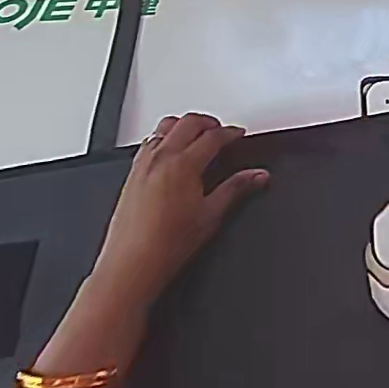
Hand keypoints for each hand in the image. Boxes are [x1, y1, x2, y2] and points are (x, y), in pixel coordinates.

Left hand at [92, 113, 267, 304]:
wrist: (131, 265)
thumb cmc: (165, 246)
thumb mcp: (211, 215)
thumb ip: (236, 188)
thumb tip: (257, 176)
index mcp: (183, 164)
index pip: (213, 136)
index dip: (230, 132)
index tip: (237, 135)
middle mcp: (161, 158)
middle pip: (189, 122)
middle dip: (209, 122)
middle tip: (221, 132)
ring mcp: (144, 164)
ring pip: (166, 125)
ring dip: (185, 125)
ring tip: (198, 135)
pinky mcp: (131, 173)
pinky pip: (150, 141)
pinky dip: (165, 136)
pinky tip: (172, 149)